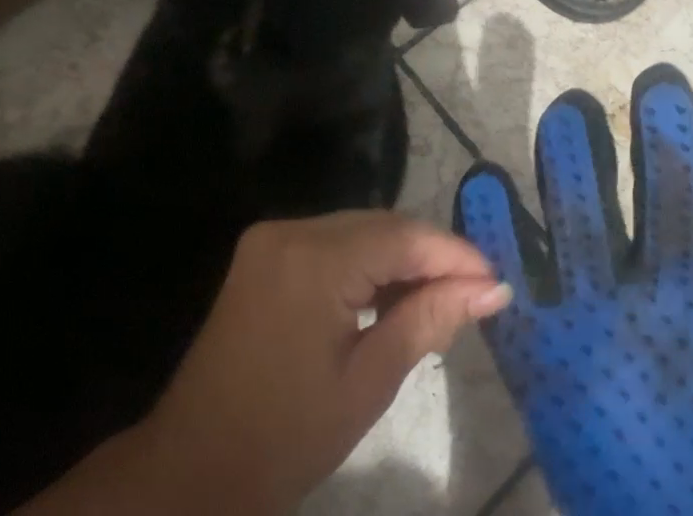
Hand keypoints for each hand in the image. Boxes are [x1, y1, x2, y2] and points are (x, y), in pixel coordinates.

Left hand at [15, 211, 511, 515]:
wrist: (194, 466)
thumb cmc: (287, 434)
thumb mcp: (369, 381)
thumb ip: (430, 320)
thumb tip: (493, 289)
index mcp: (313, 260)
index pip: (403, 237)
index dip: (455, 256)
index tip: (498, 283)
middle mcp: (289, 232)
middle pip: (381, 226)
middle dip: (431, 257)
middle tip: (475, 296)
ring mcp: (270, 242)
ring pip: (358, 232)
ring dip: (400, 261)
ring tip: (440, 303)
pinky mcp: (263, 257)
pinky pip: (331, 245)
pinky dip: (366, 266)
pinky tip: (390, 300)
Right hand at [453, 65, 692, 515]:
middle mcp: (663, 294)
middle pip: (661, 199)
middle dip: (663, 139)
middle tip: (660, 84)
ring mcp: (597, 317)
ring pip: (581, 223)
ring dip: (574, 167)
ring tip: (570, 111)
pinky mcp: (539, 352)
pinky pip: (509, 285)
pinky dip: (493, 235)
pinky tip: (485, 183)